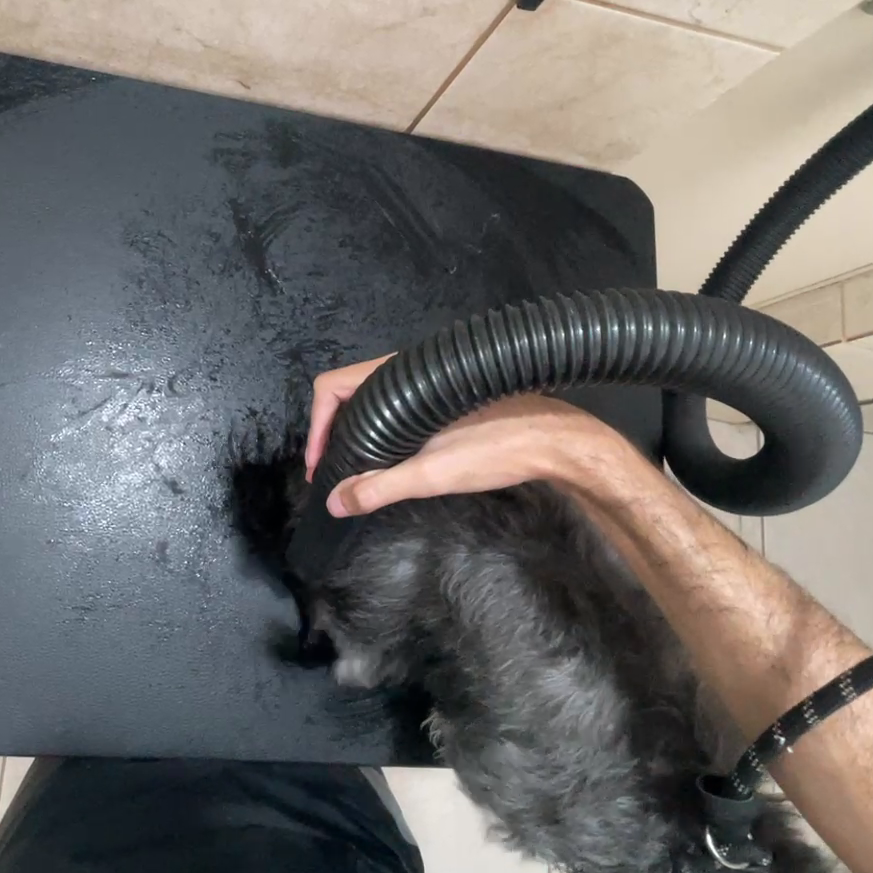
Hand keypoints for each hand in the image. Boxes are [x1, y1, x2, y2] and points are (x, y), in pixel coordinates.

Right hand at [305, 355, 651, 516]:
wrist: (558, 441)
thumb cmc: (496, 450)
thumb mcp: (432, 474)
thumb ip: (379, 487)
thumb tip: (334, 502)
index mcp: (398, 377)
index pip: (331, 387)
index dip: (315, 425)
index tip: (317, 464)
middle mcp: (406, 370)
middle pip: (345, 391)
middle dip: (329, 430)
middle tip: (329, 470)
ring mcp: (423, 380)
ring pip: (369, 398)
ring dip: (352, 428)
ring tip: (351, 466)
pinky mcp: (439, 394)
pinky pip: (392, 404)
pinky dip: (376, 427)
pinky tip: (385, 455)